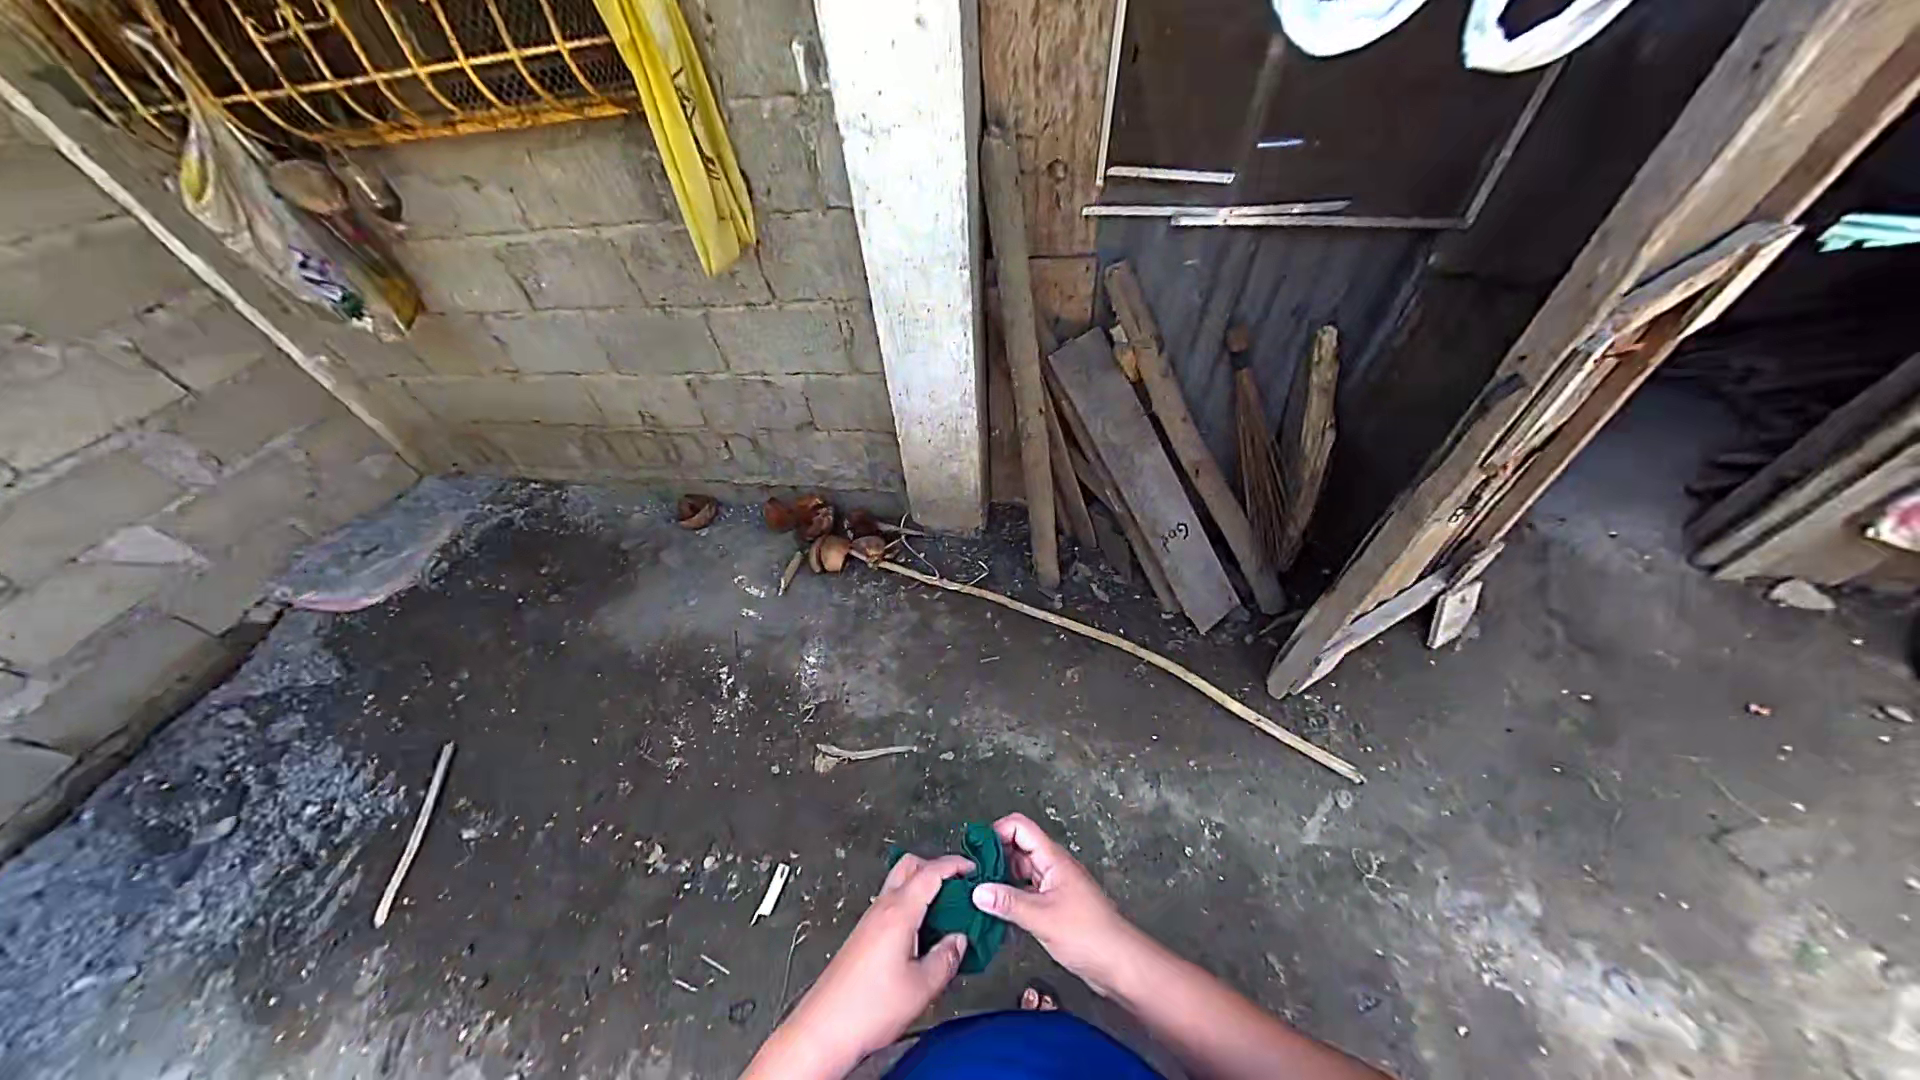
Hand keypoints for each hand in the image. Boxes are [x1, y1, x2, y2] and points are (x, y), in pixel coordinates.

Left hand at [771, 853, 972, 1072]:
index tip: (971, 867)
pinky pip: (892, 905)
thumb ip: (946, 958)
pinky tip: (923, 932)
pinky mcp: (864, 935)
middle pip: (911, 866)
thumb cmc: (864, 1009)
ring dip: (923, 886)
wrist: (824, 1029)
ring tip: (946, 910)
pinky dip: (912, 905)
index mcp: (898, 912)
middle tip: (959, 883)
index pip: (930, 871)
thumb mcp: (921, 987)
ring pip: (900, 884)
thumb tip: (959, 942)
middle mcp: (882, 908)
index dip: (955, 865)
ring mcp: (870, 920)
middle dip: (937, 867)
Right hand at [971, 813, 1145, 995]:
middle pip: (1017, 846)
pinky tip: (997, 911)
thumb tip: (977, 891)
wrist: (1119, 963)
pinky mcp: (1053, 904)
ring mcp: (1052, 885)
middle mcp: (1052, 866)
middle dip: (993, 856)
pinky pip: (1025, 890)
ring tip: (979, 894)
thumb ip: (1008, 902)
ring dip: (1000, 878)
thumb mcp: (1042, 917)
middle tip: (972, 876)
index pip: (1019, 827)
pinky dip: (1010, 895)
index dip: (996, 832)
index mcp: (1052, 858)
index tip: (977, 852)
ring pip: (1019, 870)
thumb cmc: (1089, 935)